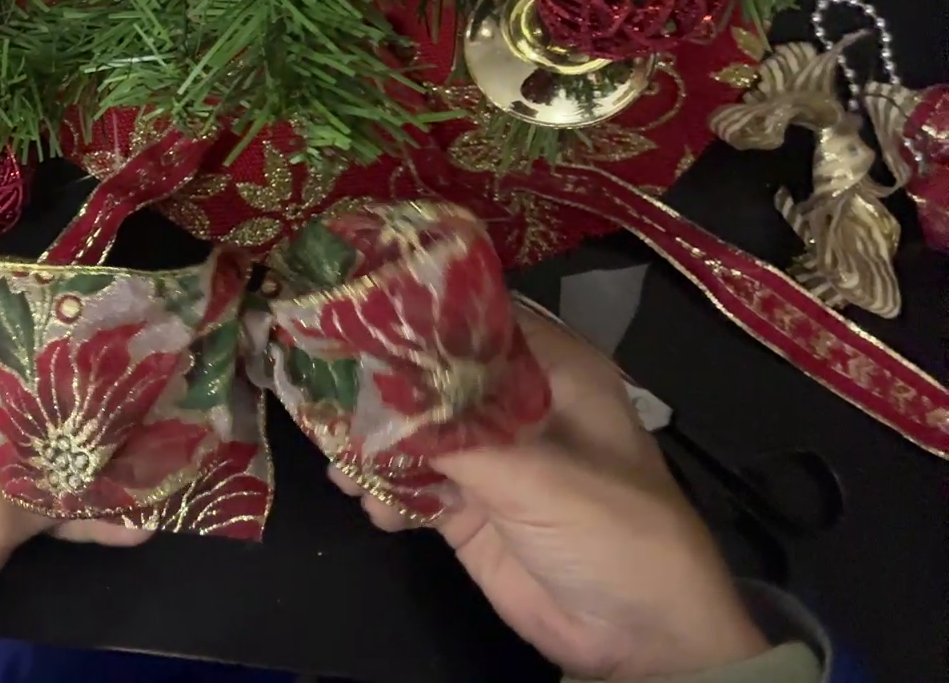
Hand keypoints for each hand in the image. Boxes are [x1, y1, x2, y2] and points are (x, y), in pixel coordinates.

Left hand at [0, 296, 146, 680]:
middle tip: (168, 377)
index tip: (134, 318)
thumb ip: (75, 489)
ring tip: (167, 437)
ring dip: (89, 442)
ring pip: (35, 424)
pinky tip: (135, 512)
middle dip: (95, 381)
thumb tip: (161, 486)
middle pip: (31, 367)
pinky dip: (68, 493)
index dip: (70, 309)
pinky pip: (27, 474)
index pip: (8, 307)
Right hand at [330, 300, 768, 680]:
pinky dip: (381, 491)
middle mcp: (508, 402)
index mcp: (548, 374)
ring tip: (340, 465)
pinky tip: (374, 508)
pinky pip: (403, 480)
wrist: (643, 649)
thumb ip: (453, 436)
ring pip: (405, 428)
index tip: (350, 316)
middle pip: (425, 375)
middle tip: (323, 394)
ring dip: (368, 446)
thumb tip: (371, 401)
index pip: (471, 321)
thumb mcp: (540, 478)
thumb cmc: (617, 539)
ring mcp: (482, 453)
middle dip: (374, 389)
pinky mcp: (459, 499)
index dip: (414, 316)